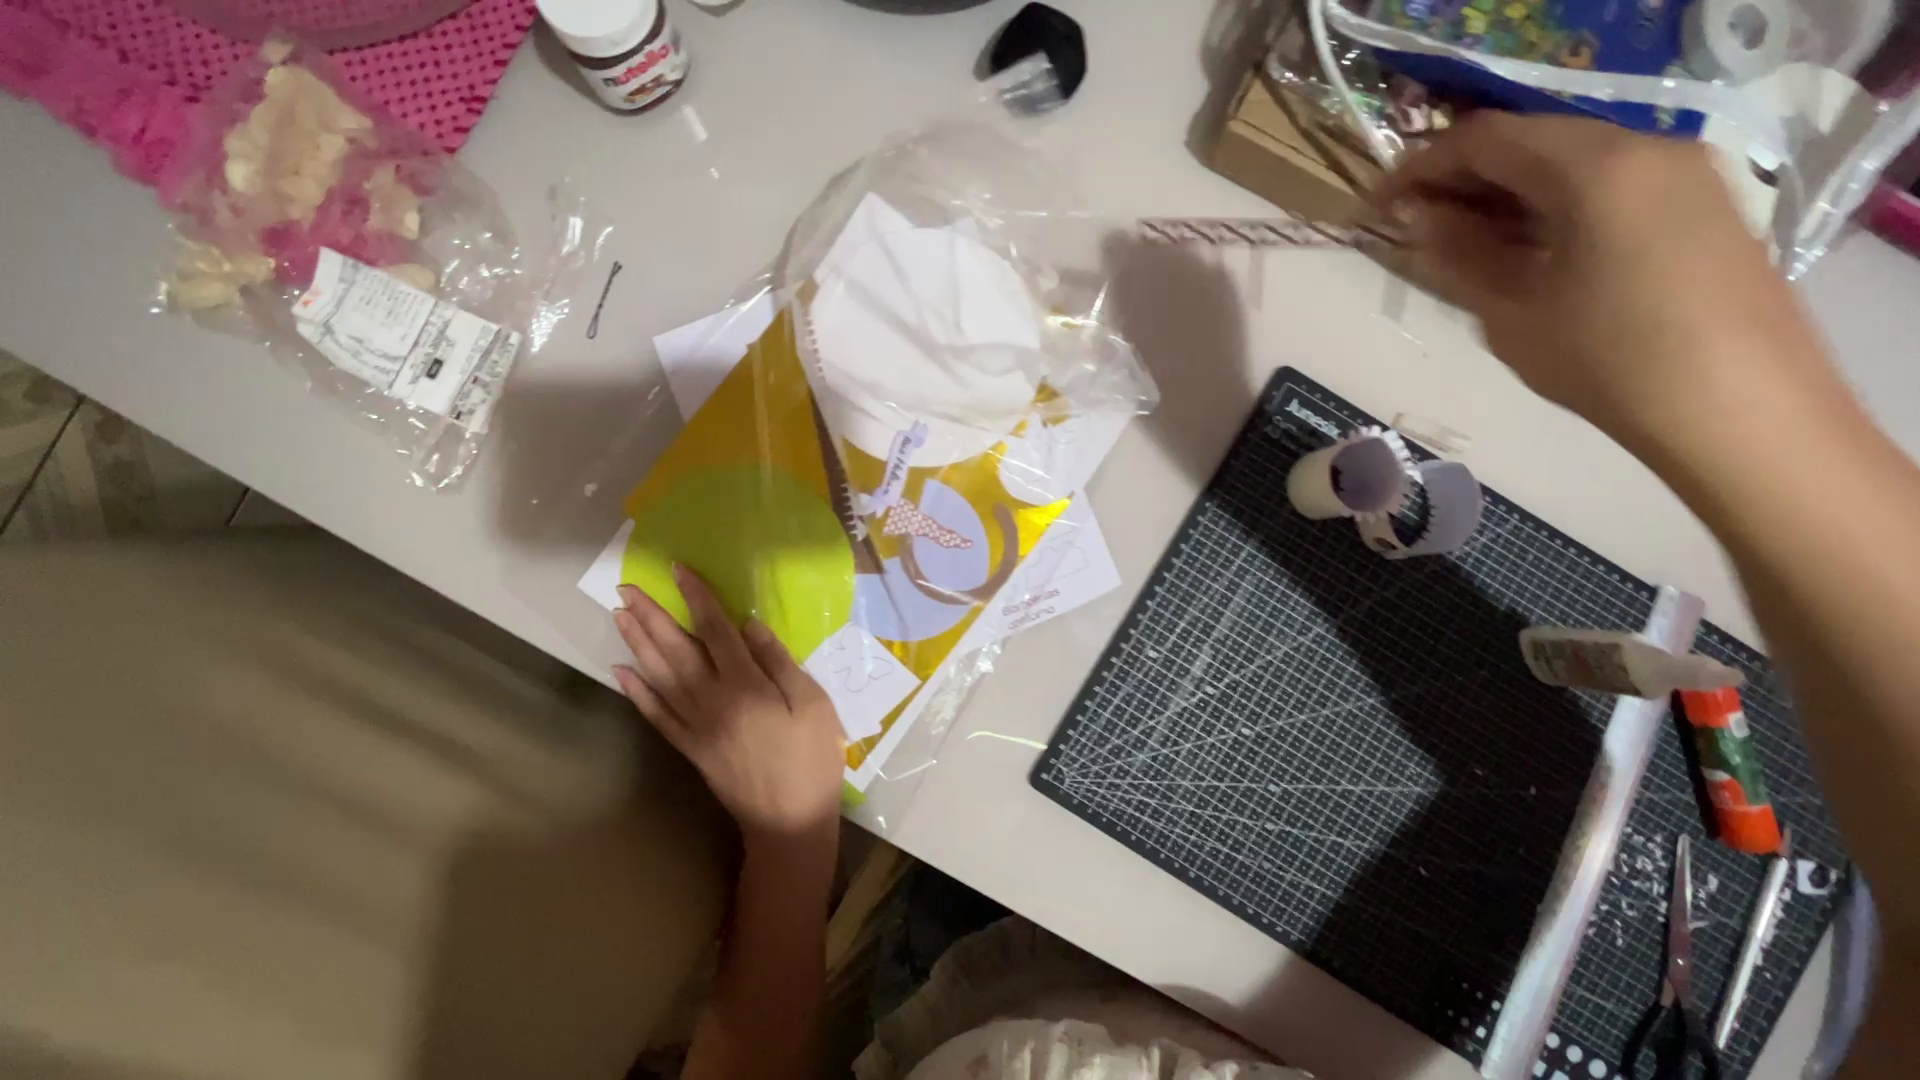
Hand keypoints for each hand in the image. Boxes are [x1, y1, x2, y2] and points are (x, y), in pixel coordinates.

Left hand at [613, 567, 845, 845]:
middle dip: (651, 616)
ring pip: (658, 676)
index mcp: (746, 684)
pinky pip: (655, 715)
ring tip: (619, 616)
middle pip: (675, 649)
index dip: (696, 597)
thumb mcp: (813, 704)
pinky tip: (620, 672)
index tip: (677, 570)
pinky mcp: (689, 747)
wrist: (789, 820)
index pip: (715, 629)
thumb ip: (779, 662)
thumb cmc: (811, 758)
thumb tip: (749, 626)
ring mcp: (695, 725)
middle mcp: (712, 699)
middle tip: (626, 589)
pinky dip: (636, 692)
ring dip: (637, 644)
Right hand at [1372, 111, 1830, 445]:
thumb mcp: (1511, 311)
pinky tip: (1524, 246)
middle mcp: (1645, 147)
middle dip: (1464, 177)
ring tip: (1460, 239)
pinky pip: (1608, 183)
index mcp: (1594, 167)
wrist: (1737, 405)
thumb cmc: (1607, 360)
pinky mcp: (1701, 202)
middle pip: (1531, 140)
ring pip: (1570, 161)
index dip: (1422, 165)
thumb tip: (1422, 217)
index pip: (1486, 138)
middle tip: (1416, 222)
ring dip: (1507, 191)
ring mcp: (1682, 172)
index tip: (1381, 204)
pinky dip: (1553, 203)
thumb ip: (1460, 253)